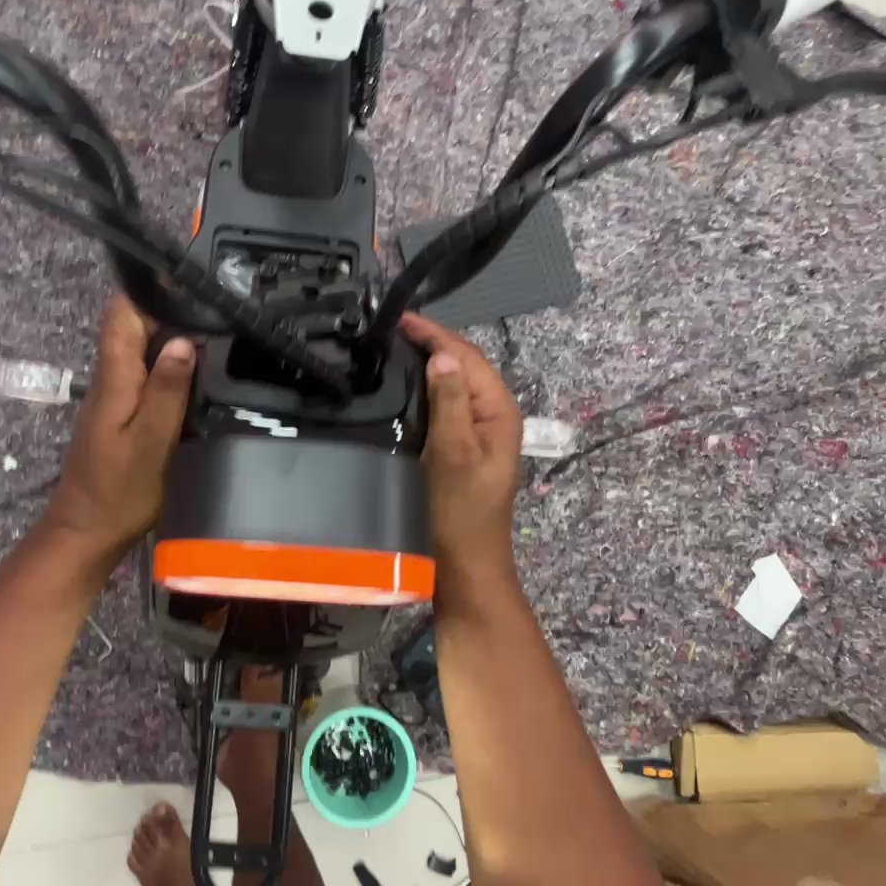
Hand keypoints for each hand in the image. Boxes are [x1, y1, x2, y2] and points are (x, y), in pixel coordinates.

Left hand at [40, 296, 194, 559]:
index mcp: (115, 377)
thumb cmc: (119, 491)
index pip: (122, 312)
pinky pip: (148, 377)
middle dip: (172, 314)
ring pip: (144, 351)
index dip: (151, 292)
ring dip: (175, 342)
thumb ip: (167, 390)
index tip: (191, 287)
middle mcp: (111, 378)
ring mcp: (116, 397)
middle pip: (135, 327)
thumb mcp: (151, 441)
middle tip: (220, 314)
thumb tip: (183, 340)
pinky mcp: (124, 414)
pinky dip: (171, 370)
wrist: (87, 532)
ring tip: (220, 338)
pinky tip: (200, 378)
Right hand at [401, 314, 523, 571]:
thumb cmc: (458, 513)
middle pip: (462, 365)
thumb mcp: (453, 453)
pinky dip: (423, 390)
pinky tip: (400, 389)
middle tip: (387, 329)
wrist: (462, 568)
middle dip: (429, 342)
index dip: (434, 333)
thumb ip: (451, 401)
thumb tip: (441, 355)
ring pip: (452, 384)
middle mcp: (491, 416)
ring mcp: (476, 433)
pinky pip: (443, 406)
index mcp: (498, 411)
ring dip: (425, 364)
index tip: (398, 318)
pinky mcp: (459, 448)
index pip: (467, 356)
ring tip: (389, 349)